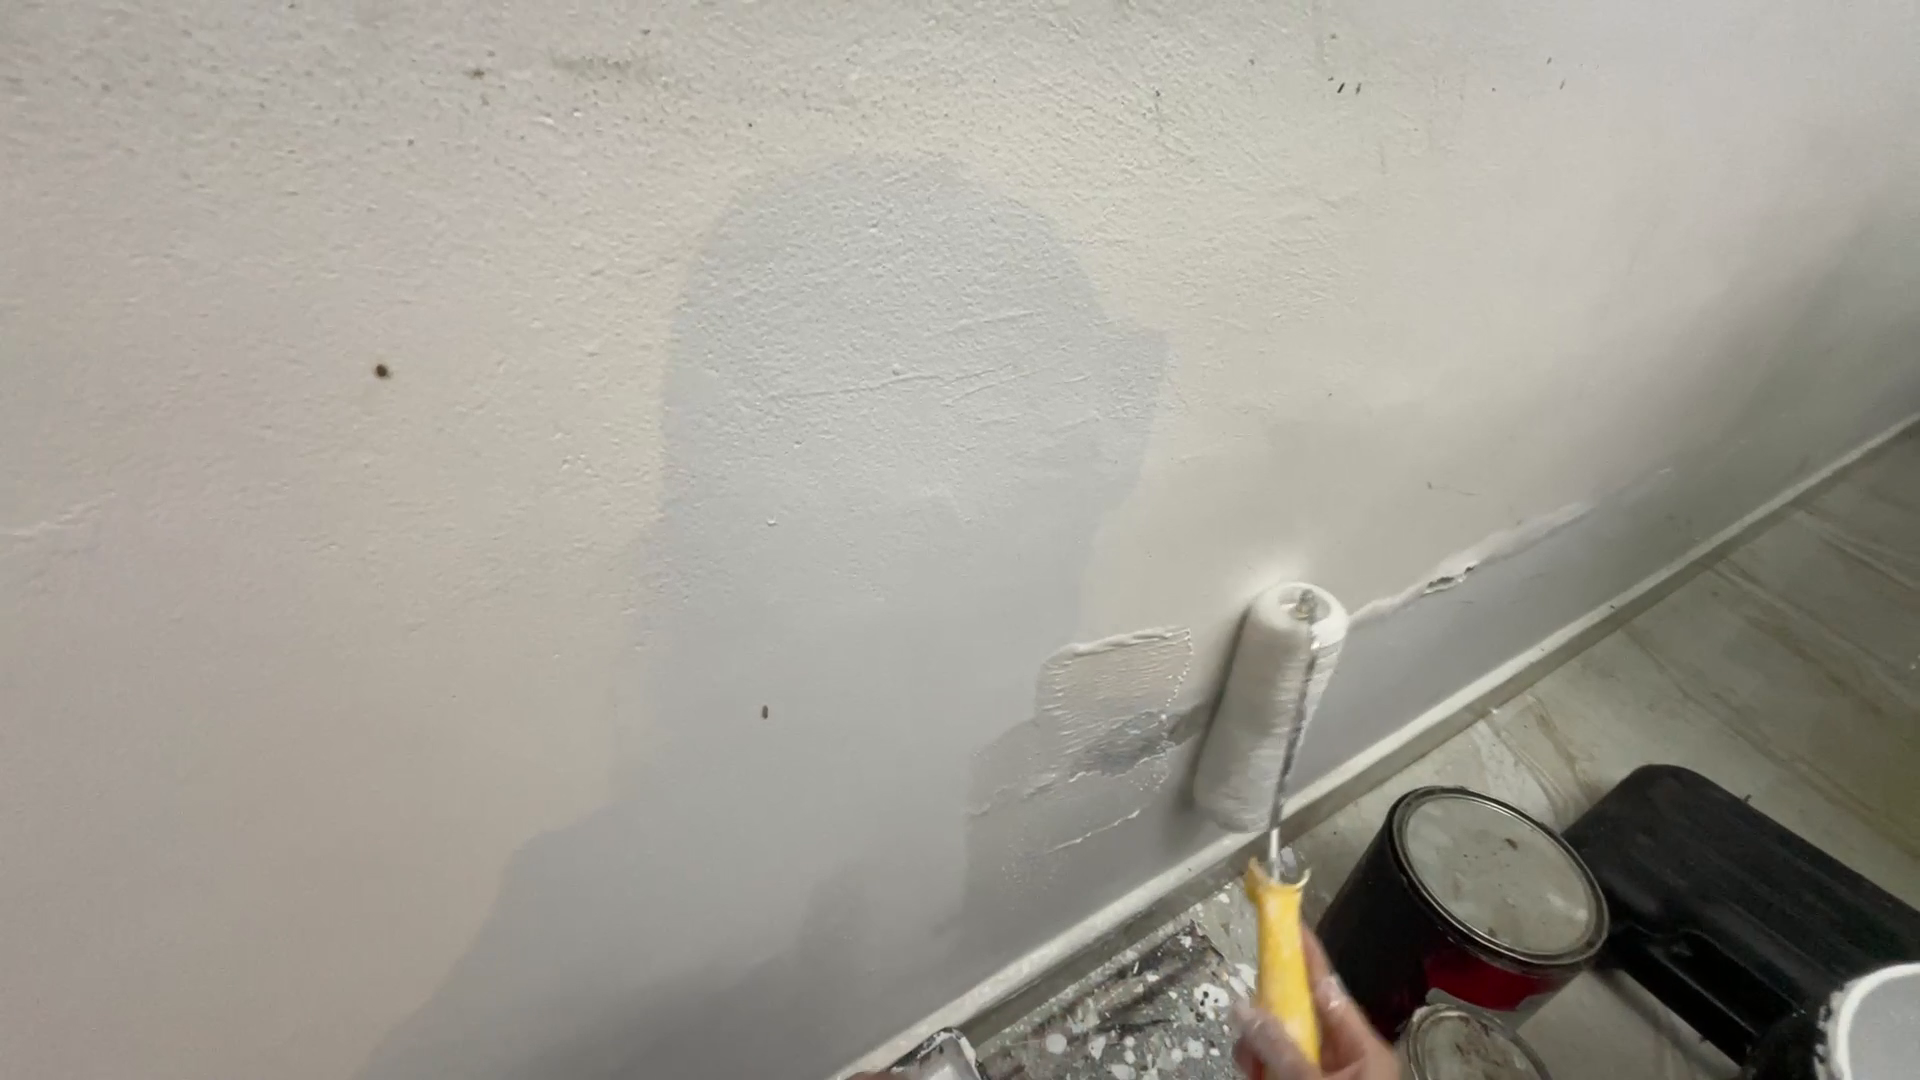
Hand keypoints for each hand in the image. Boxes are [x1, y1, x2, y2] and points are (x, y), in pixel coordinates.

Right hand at [1231, 928, 1397, 1079]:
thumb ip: (1281, 1048)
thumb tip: (1241, 1007)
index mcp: (1364, 1047)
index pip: (1327, 985)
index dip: (1305, 951)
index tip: (1284, 918)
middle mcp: (1348, 1055)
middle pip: (1298, 1013)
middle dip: (1266, 1015)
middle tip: (1243, 1023)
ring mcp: (1331, 1075)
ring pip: (1284, 1041)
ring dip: (1259, 1047)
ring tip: (1249, 1066)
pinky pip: (1282, 1065)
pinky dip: (1264, 1066)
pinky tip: (1253, 1074)